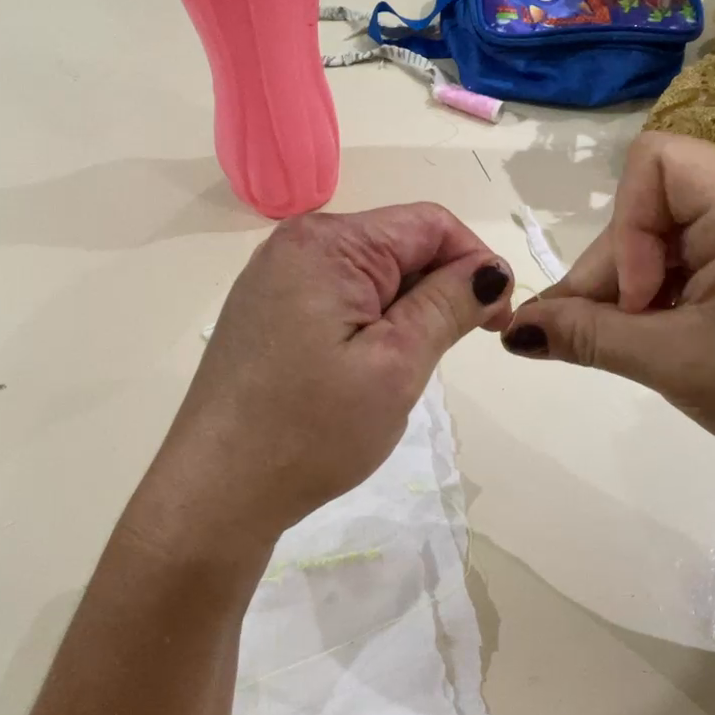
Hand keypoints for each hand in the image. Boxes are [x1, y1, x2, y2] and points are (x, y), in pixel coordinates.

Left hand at [132, 203, 513, 547]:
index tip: (497, 323)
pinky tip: (363, 372)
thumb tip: (489, 271)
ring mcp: (274, 280)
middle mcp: (295, 245)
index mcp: (328, 243)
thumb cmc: (311, 430)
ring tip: (402, 373)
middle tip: (449, 356)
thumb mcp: (396, 365)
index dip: (476, 264)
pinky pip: (338, 301)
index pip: (429, 224)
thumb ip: (448, 305)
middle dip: (438, 291)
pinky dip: (369, 327)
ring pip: (370, 278)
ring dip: (404, 314)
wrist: (217, 490)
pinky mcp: (266, 315)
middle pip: (397, 246)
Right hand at [498, 132, 714, 464]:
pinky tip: (657, 330)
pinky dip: (662, 288)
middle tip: (601, 334)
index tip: (638, 301)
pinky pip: (691, 248)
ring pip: (666, 229)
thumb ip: (584, 335)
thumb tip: (511, 330)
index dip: (624, 229)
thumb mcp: (669, 361)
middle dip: (619, 269)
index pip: (654, 164)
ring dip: (635, 284)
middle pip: (654, 201)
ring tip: (634, 340)